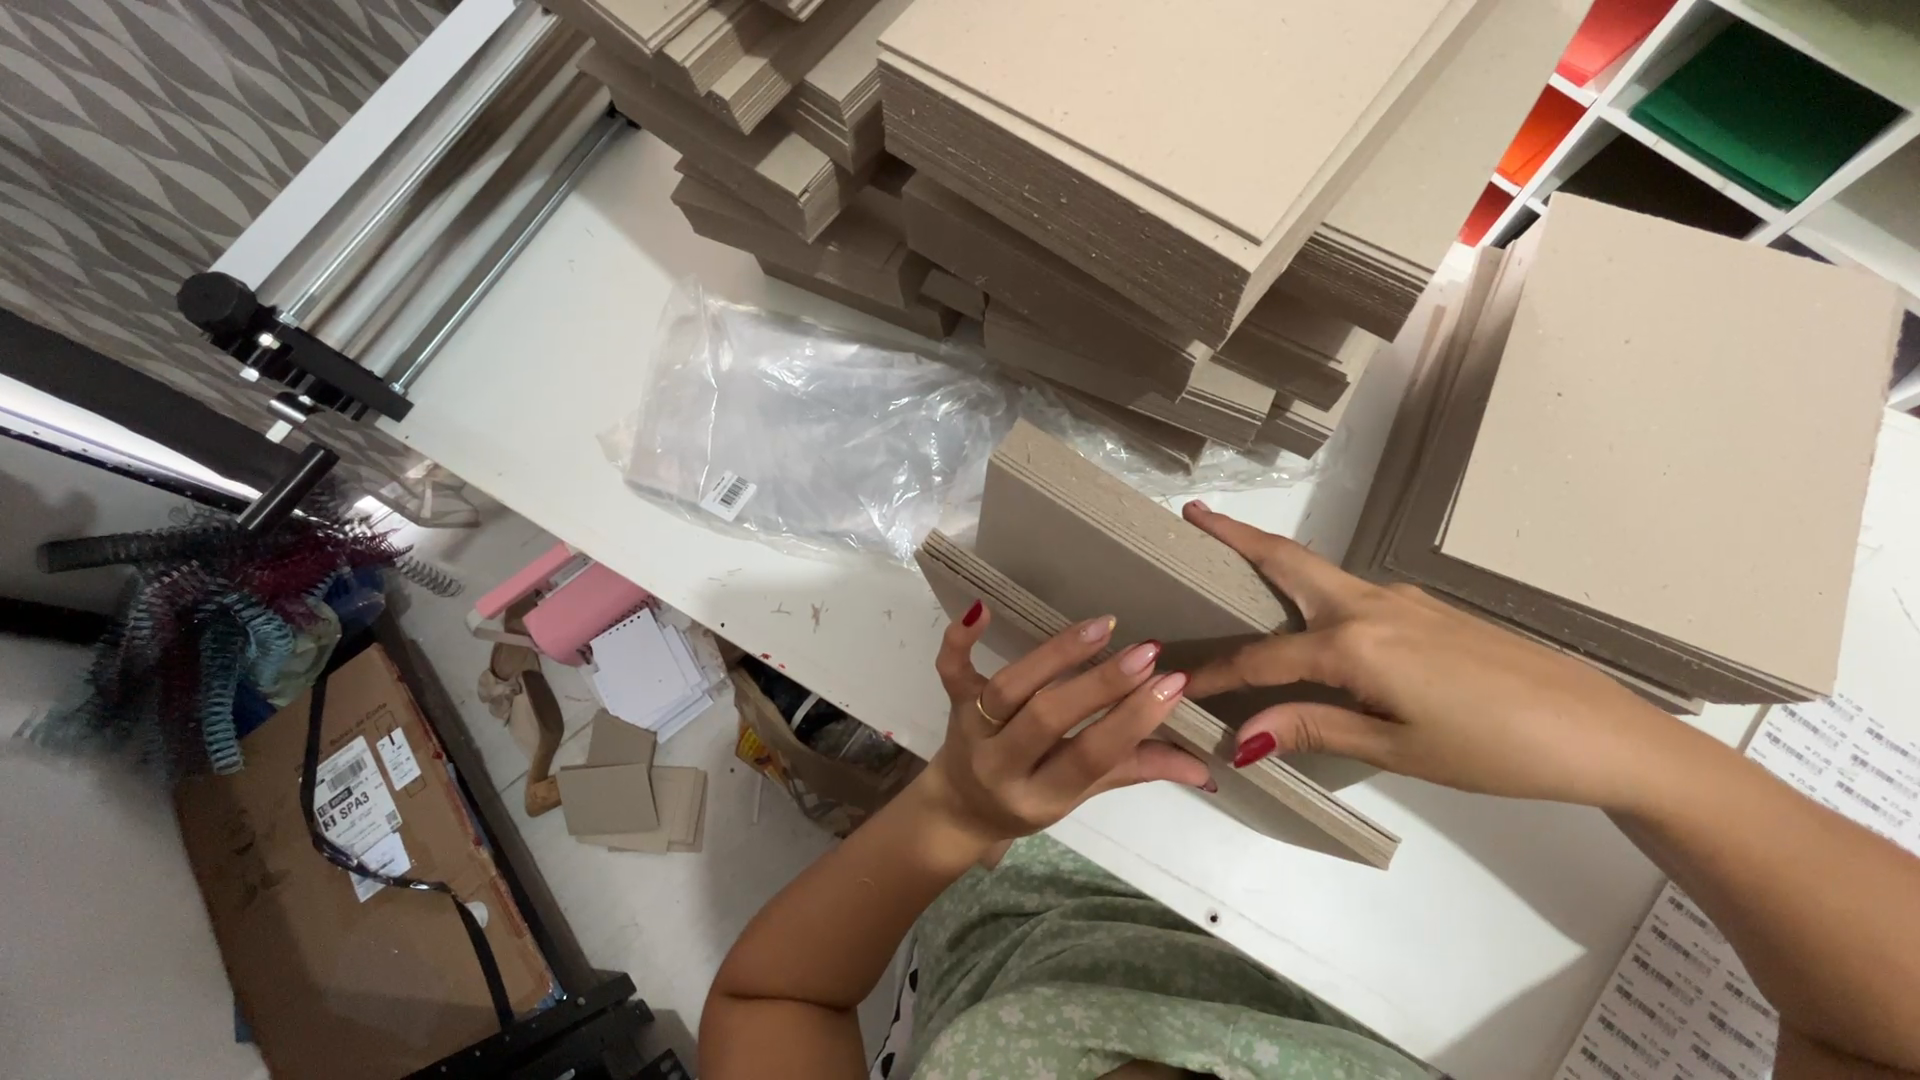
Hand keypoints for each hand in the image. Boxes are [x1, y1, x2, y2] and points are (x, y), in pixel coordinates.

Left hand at [917, 600, 1212, 843]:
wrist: (959, 807)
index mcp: (1040, 795)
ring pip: (1008, 689)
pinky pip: (950, 670)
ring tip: (1102, 627)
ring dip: (1055, 655)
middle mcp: (1001, 764)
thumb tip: (1205, 768)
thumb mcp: (1079, 795)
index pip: (1090, 757)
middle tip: (1147, 652)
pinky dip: (960, 641)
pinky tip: (981, 608)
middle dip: (1099, 686)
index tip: (1172, 684)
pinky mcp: (952, 702)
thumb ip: (1135, 771)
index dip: (1131, 722)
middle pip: (1046, 719)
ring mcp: (972, 729)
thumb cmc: (1028, 799)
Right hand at [1182, 501, 1699, 810]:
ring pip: (1319, 570)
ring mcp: (1401, 600)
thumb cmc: (1494, 749)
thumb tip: (1243, 735)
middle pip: (1288, 561)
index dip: (1217, 673)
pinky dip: (1310, 587)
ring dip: (1271, 557)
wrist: (1602, 731)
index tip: (1177, 684)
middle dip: (1236, 536)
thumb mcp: (1397, 749)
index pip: (1263, 658)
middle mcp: (1370, 606)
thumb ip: (1315, 728)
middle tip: (1193, 514)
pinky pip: (1349, 590)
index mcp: (1355, 645)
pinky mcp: (1426, 607)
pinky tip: (1310, 615)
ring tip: (1232, 553)